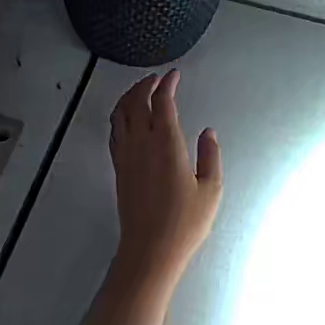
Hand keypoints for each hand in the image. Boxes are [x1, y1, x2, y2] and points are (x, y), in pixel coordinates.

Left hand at [107, 70, 222, 283]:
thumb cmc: (184, 222)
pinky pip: (114, 130)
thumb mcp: (211, 190)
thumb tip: (208, 132)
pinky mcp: (118, 166)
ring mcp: (126, 153)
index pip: (162, 102)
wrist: (149, 249)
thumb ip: (210, 156)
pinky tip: (126, 117)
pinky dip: (119, 114)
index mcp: (166, 143)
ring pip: (120, 113)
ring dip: (129, 96)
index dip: (167, 84)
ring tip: (140, 90)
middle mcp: (141, 142)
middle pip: (136, 101)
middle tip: (157, 79)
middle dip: (145, 84)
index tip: (174, 75)